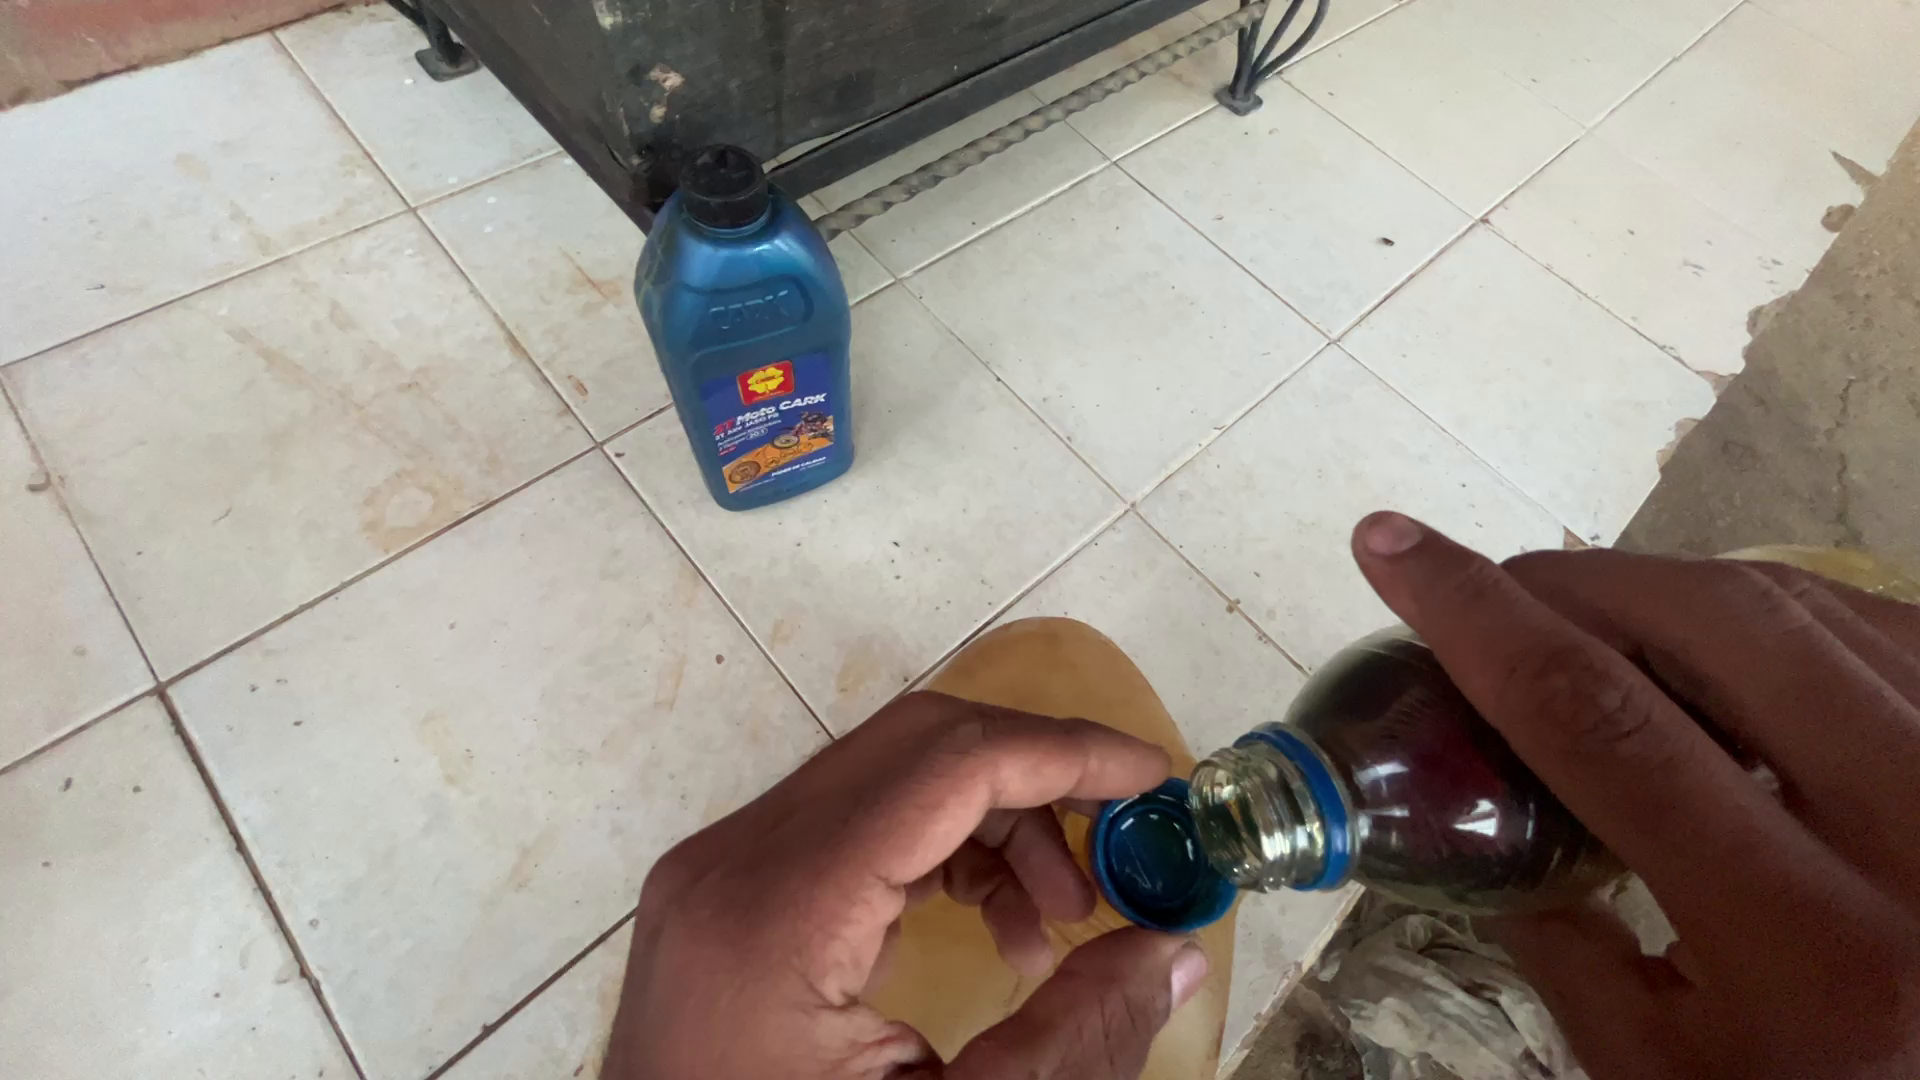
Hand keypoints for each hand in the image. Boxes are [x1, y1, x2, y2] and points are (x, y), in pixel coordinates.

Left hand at [602, 692, 1210, 1079]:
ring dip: (993, 815)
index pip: (946, 764)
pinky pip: (863, 818)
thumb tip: (1174, 949)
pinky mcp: (738, 884)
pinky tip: (992, 916)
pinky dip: (945, 844)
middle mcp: (735, 855)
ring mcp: (727, 863)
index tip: (1151, 774)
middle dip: (1037, 775)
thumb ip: (1076, 1041)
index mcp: (776, 910)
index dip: (1065, 753)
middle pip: (918, 744)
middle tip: (1116, 843)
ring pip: (893, 772)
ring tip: (1057, 911)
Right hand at [1350, 512, 1919, 1079]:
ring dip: (1648, 587)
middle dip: (1561, 580)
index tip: (1387, 544)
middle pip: (1707, 619)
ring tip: (1580, 620)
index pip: (1589, 712)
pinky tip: (1702, 648)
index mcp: (1813, 946)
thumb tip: (1463, 804)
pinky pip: (1868, 618)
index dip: (1468, 610)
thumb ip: (1546, 929)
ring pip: (1795, 600)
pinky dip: (1751, 608)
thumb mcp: (1652, 1062)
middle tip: (1488, 595)